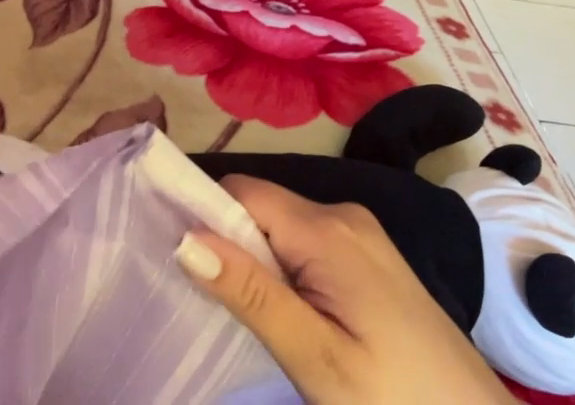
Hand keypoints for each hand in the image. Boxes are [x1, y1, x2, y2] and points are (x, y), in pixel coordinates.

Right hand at [177, 175, 513, 404]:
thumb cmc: (397, 401)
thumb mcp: (317, 359)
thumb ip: (251, 295)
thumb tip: (184, 237)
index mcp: (327, 230)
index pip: (240, 191)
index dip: (204, 215)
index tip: (177, 259)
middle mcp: (344, 216)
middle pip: (259, 208)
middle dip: (231, 246)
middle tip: (217, 305)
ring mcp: (362, 236)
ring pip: (281, 228)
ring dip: (257, 263)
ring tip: (253, 317)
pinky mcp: (372, 260)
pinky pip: (307, 245)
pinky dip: (285, 272)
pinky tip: (292, 318)